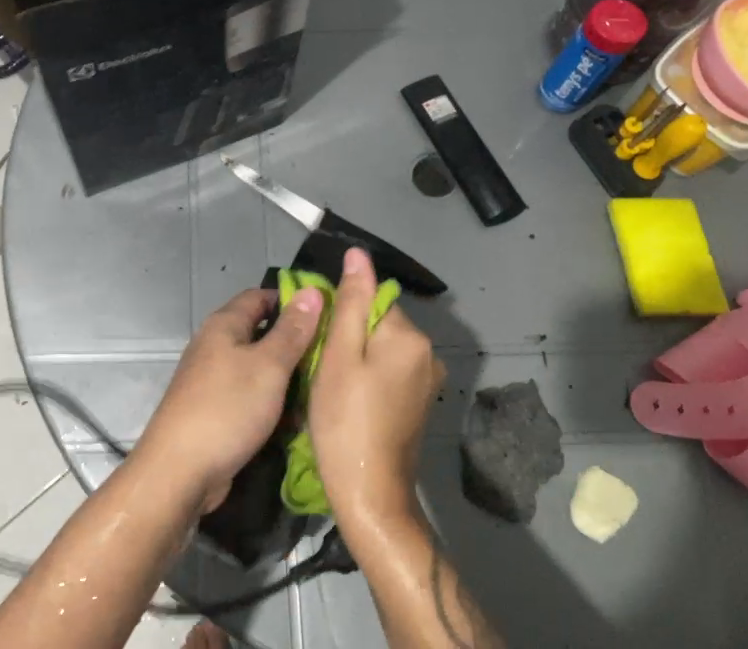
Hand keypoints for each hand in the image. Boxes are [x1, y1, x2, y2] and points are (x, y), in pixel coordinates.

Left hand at [139, 283, 323, 512]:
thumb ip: (292, 330)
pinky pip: (252, 397)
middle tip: (332, 359)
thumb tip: (312, 290)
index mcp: (224, 325)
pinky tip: (295, 421)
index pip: (260, 297)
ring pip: (260, 369)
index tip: (327, 315)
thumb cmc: (227, 408)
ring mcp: (214, 380)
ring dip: (287, 380)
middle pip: (262, 334)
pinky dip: (273, 404)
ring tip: (322, 392)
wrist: (180, 471)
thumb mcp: (269, 366)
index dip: (292, 301)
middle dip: (295, 345)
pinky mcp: (217, 410)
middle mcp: (215, 346)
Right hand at [308, 248, 444, 533]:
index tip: (318, 340)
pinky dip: (368, 377)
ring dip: (356, 357)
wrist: (369, 492)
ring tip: (330, 384)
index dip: (340, 314)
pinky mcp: (421, 403)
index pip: (371, 299)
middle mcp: (428, 352)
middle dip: (348, 336)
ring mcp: (428, 380)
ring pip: (382, 349)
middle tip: (319, 366)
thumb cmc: (344, 420)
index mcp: (409, 336)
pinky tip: (349, 400)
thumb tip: (357, 254)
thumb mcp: (339, 356)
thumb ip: (351, 302)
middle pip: (378, 323)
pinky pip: (390, 372)